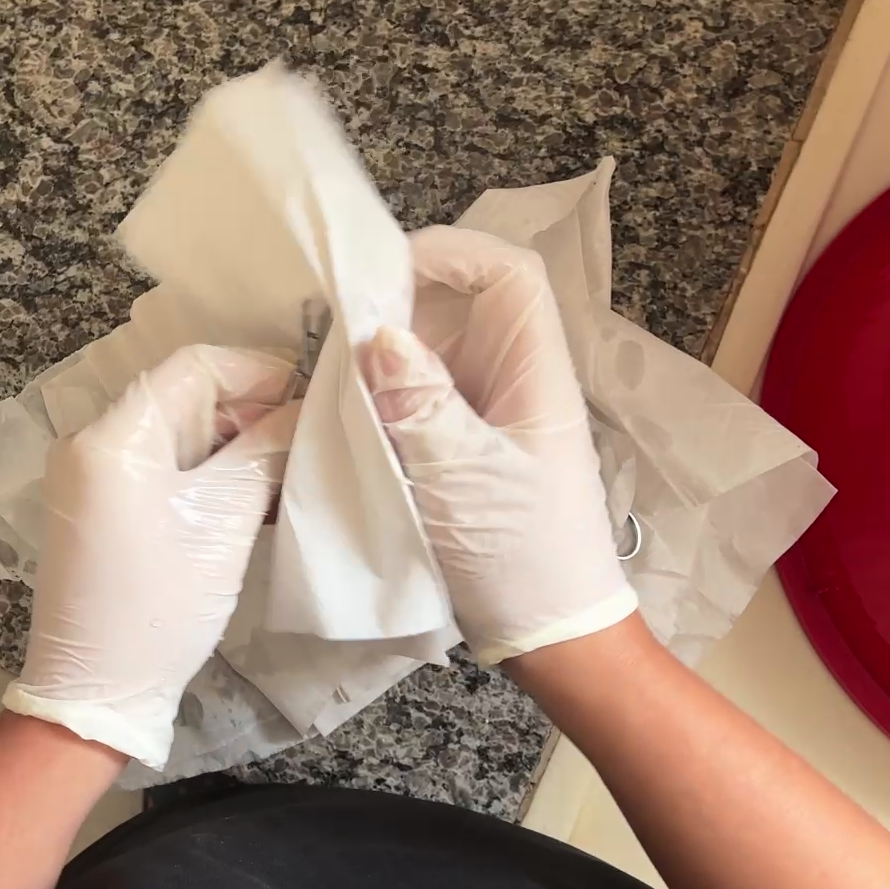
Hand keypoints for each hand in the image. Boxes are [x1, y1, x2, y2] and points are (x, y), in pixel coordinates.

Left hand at [2, 345, 299, 768]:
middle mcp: (88, 440)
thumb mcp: (222, 523)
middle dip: (243, 406)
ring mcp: (85, 471)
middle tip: (300, 431)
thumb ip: (263, 452)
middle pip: (177, 394)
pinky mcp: (93, 500)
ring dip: (225, 438)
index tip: (303, 392)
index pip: (191, 367)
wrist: (96, 689)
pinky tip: (244, 483)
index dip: (253, 370)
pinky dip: (198, 465)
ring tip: (282, 459)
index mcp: (113, 436)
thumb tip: (299, 407)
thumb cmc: (159, 605)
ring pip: (169, 429)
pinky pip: (153, 461)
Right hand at [361, 226, 636, 663]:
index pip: (508, 275)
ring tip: (338, 365)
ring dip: (386, 345)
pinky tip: (351, 404)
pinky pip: (420, 387)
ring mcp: (486, 409)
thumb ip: (421, 403)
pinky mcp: (462, 439)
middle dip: (401, 298)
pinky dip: (383, 384)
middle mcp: (511, 377)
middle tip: (342, 326)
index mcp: (533, 373)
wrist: (551, 634)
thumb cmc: (521, 556)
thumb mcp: (464, 479)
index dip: (451, 254)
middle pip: (464, 301)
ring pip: (436, 345)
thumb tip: (378, 333)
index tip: (381, 275)